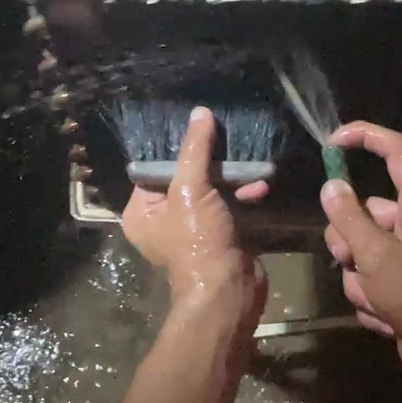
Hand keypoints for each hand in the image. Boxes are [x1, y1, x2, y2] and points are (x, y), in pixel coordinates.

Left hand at [121, 107, 268, 314]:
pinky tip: (260, 185)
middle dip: (211, 162)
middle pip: (184, 177)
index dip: (175, 149)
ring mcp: (191, 229)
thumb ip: (195, 150)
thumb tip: (199, 113)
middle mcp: (162, 220)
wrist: (229, 289)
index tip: (197, 128)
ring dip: (232, 177)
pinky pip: (227, 206)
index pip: (153, 169)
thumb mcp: (191, 189)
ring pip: (210, 191)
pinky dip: (242, 195)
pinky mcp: (217, 235)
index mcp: (141, 212)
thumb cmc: (198, 240)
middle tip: (228, 141)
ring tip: (251, 166)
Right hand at [319, 122, 401, 380]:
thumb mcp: (376, 255)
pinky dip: (369, 298)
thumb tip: (331, 186)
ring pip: (359, 251)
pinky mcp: (401, 285)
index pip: (396, 152)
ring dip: (358, 277)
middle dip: (347, 240)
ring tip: (377, 298)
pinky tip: (385, 316)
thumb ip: (349, 219)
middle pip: (363, 210)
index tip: (331, 142)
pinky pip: (367, 279)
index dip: (365, 137)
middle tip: (353, 261)